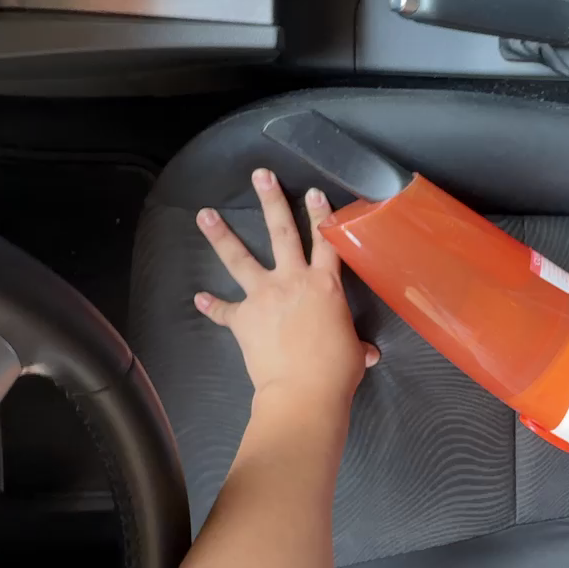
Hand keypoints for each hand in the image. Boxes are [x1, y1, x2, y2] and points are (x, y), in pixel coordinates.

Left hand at [193, 168, 378, 403]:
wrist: (303, 391)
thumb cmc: (338, 370)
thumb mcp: (355, 352)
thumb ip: (358, 344)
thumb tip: (368, 352)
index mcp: (326, 286)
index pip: (326, 241)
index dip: (322, 215)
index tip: (313, 192)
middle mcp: (293, 281)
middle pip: (281, 233)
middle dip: (271, 201)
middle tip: (260, 175)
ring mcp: (264, 297)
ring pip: (239, 259)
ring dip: (221, 235)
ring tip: (204, 214)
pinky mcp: (242, 319)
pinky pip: (224, 310)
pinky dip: (212, 305)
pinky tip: (200, 297)